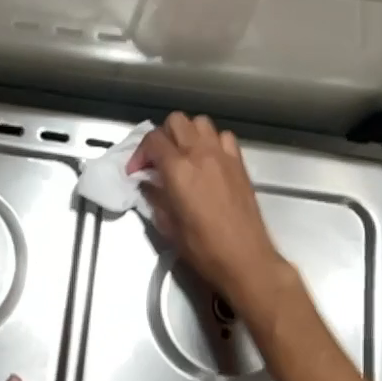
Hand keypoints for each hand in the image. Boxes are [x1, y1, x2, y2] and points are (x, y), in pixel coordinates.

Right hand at [129, 113, 298, 322]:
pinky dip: (211, 141)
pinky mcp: (239, 163)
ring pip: (200, 122)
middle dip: (162, 136)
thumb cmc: (204, 248)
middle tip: (157, 159)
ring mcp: (223, 156)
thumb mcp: (168, 226)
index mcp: (178, 170)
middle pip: (176, 121)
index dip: (139, 153)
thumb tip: (147, 184)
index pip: (153, 140)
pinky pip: (223, 137)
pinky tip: (207, 160)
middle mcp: (201, 154)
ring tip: (181, 155)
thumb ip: (154, 197)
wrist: (245, 259)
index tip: (136, 172)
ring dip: (187, 134)